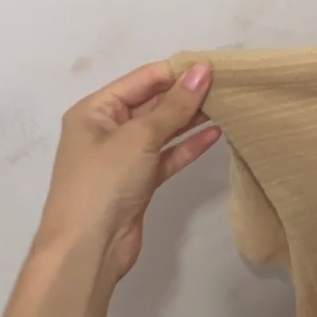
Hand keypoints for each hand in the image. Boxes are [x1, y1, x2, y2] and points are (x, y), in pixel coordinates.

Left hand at [34, 61, 222, 282]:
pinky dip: (189, 144)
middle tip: (229, 85)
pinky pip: (168, 154)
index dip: (178, 71)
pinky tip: (216, 133)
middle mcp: (107, 129)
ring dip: (192, 117)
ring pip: (164, 128)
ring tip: (229, 105)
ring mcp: (124, 156)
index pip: (143, 79)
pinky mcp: (139, 180)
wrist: (87, 250)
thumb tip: (203, 69)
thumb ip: (175, 104)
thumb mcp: (140, 136)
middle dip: (188, 94)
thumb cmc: (104, 182)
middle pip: (154, 102)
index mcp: (95, 111)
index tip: (216, 66)